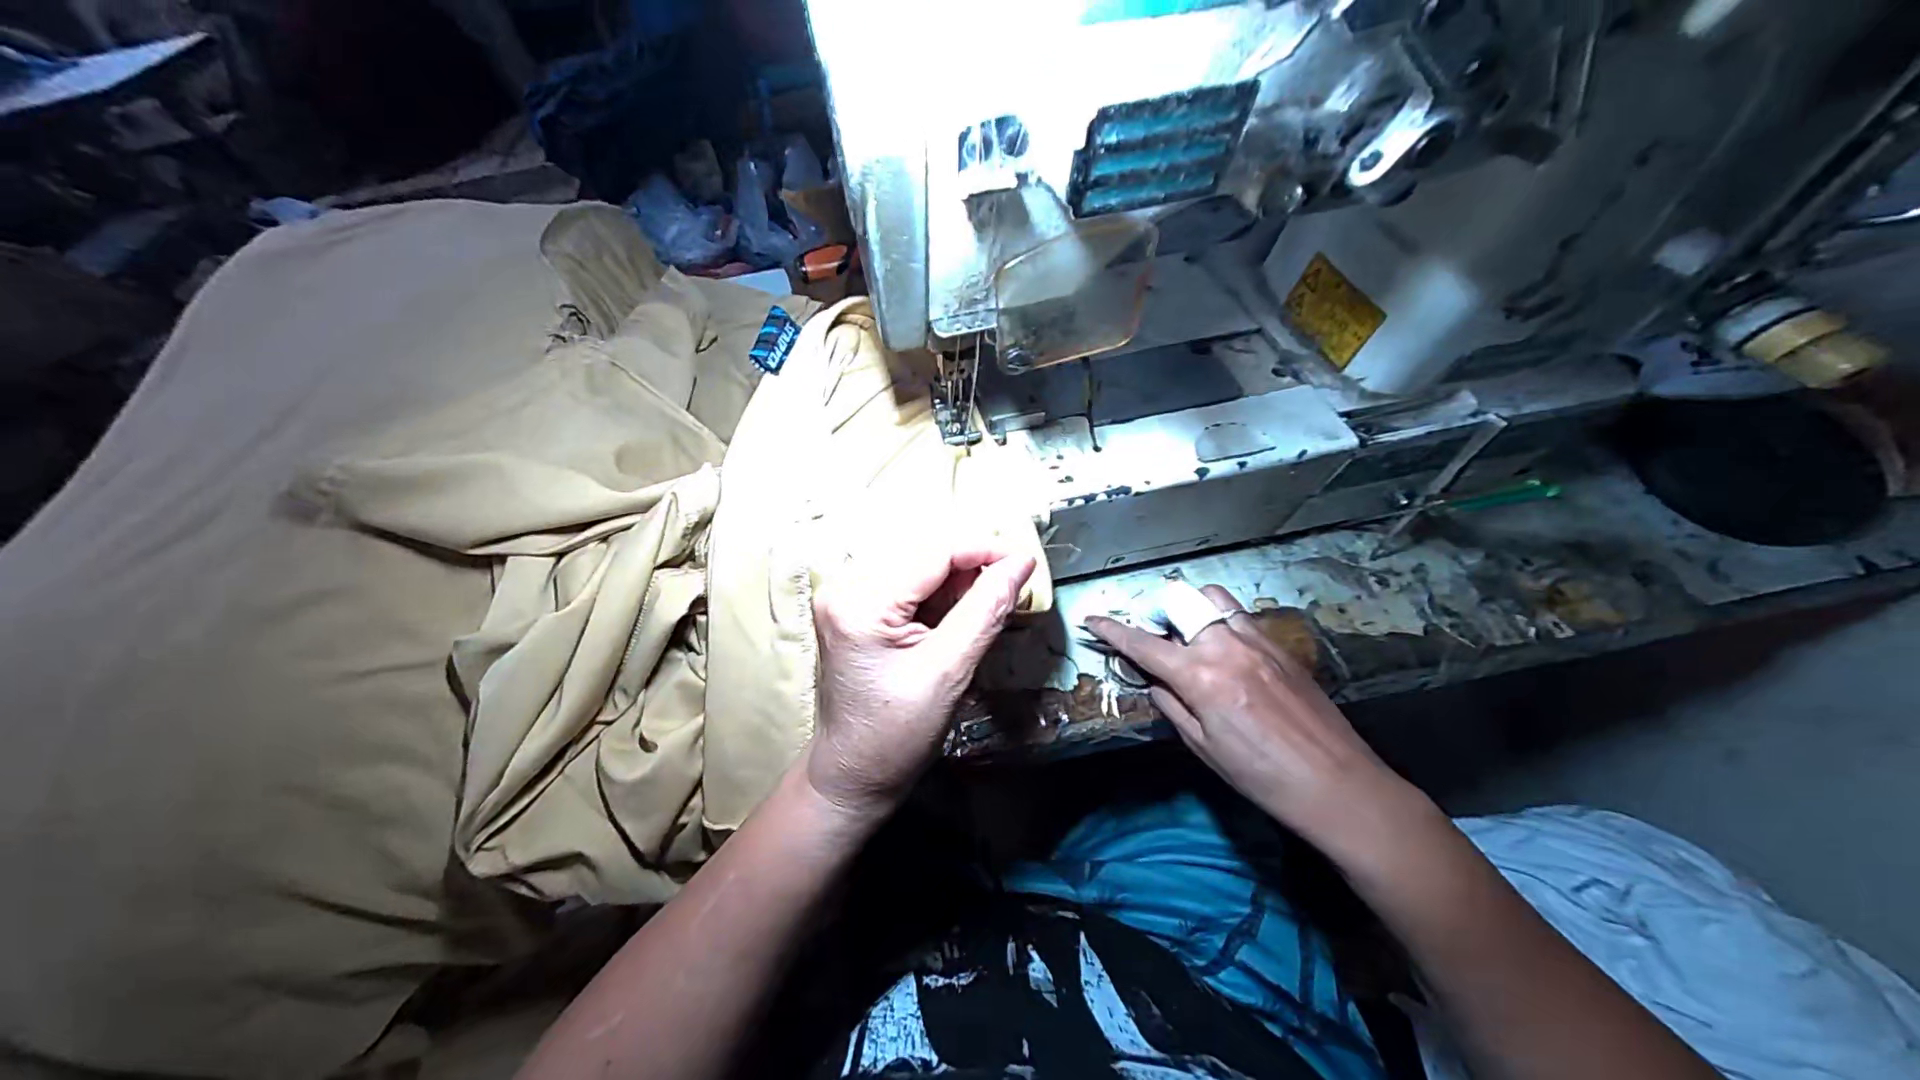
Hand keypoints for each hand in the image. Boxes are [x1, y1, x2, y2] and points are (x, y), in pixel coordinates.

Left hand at [807, 526, 1036, 824]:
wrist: (853, 774)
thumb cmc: (895, 736)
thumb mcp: (948, 672)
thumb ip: (985, 611)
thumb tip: (1019, 564)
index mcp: (860, 603)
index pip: (932, 552)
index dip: (983, 550)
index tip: (1025, 561)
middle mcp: (845, 588)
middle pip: (924, 553)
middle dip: (971, 564)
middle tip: (1011, 586)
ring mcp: (847, 597)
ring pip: (918, 565)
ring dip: (958, 578)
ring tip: (987, 604)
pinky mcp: (856, 608)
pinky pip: (907, 583)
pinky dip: (940, 593)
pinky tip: (958, 613)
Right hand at [1086, 586, 1412, 843]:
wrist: (1336, 783)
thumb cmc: (1261, 775)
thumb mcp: (1203, 747)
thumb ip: (1172, 706)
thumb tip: (1156, 682)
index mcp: (1200, 675)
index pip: (1143, 644)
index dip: (1112, 631)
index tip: (1093, 620)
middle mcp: (1226, 645)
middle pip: (1182, 601)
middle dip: (1159, 611)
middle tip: (1154, 634)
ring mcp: (1258, 640)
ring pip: (1214, 598)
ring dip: (1193, 608)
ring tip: (1189, 635)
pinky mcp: (1281, 646)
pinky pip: (1242, 618)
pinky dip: (1223, 623)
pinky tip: (1228, 653)